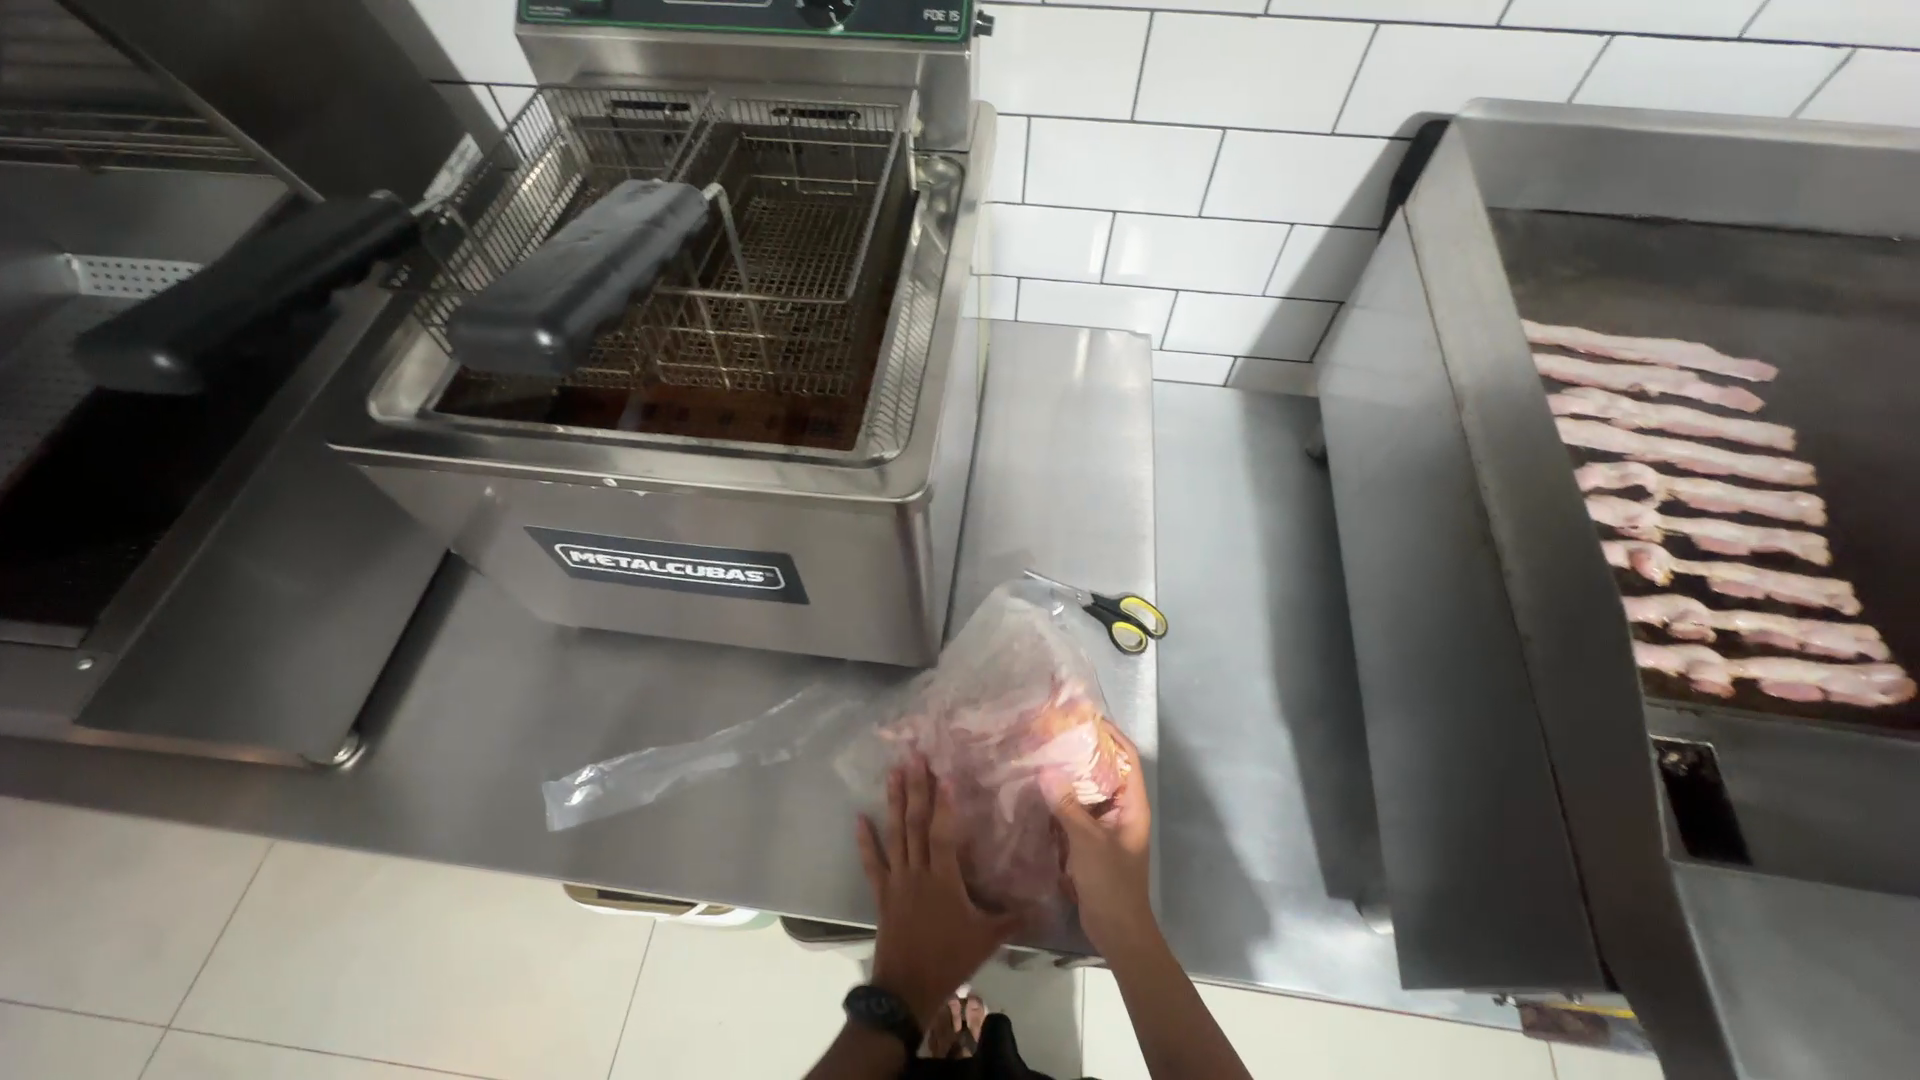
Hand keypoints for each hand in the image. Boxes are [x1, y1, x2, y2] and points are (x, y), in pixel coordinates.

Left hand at [858, 754, 1020, 1026]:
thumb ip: (1012, 919)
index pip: (943, 833)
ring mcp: (897, 880)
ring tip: (893, 773)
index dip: (944, 804)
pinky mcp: (882, 893)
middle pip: (915, 823)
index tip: (944, 774)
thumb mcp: (987, 939)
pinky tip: (859, 818)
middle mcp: (918, 871)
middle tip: (914, 757)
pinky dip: (865, 840)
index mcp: (944, 879)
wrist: (906, 988)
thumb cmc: (949, 959)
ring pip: (895, 834)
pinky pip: (872, 862)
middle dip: (916, 789)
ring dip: (893, 802)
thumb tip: (1042, 906)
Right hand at [1048, 727, 1155, 956]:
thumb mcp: (1088, 842)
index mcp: (1133, 806)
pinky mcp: (1090, 842)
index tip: (1085, 718)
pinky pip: (1075, 813)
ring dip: (1068, 778)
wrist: (1117, 930)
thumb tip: (1047, 771)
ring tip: (1041, 757)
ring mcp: (1106, 827)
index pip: (1127, 759)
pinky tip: (1037, 793)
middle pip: (1104, 772)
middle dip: (1082, 754)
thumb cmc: (1112, 883)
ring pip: (1087, 792)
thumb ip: (1068, 806)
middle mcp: (1121, 811)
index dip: (1111, 736)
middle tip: (1053, 735)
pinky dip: (1060, 802)